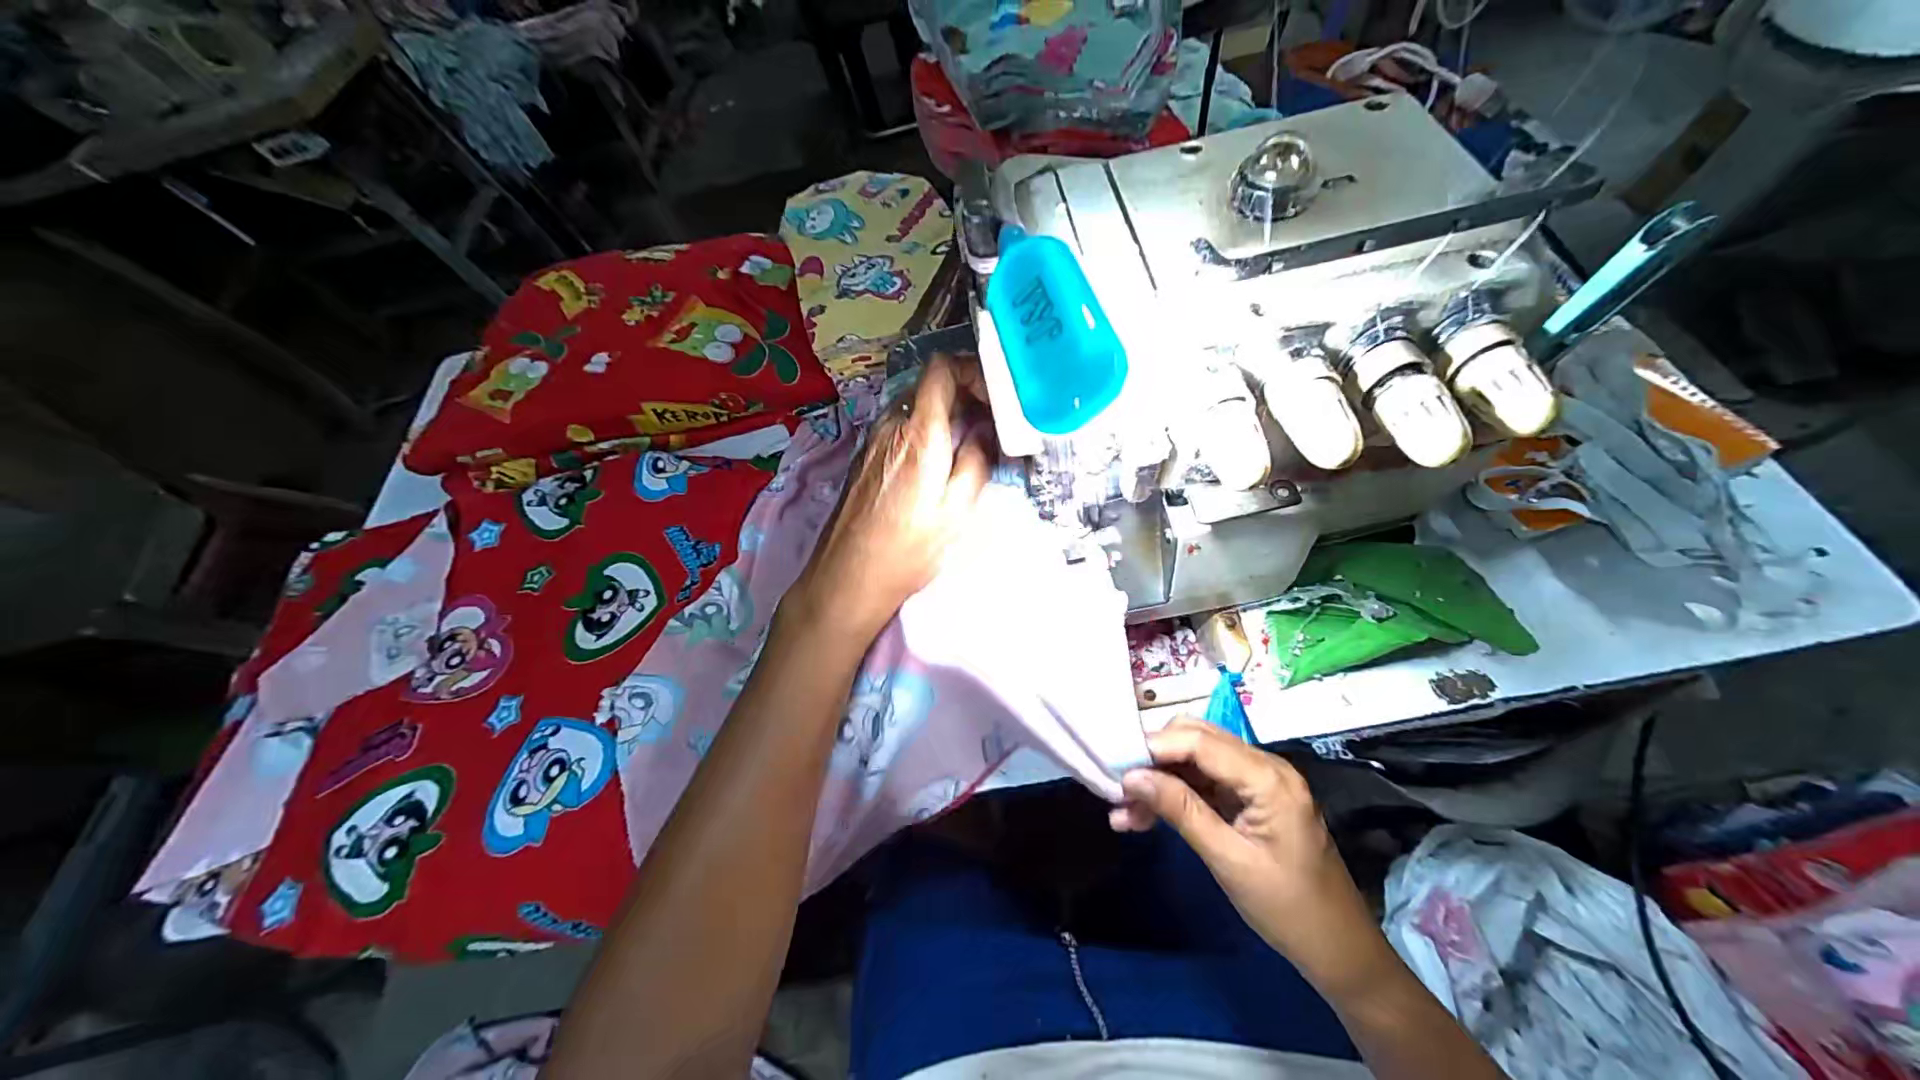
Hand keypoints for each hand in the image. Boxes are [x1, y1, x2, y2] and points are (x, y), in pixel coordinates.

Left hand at [790, 353, 993, 640]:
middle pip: (929, 386)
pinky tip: (937, 464)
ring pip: (915, 408)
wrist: (847, 578)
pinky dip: (924, 432)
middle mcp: (891, 426)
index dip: (972, 369)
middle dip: (964, 395)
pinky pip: (900, 428)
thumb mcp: (957, 511)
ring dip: (944, 416)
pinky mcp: (864, 458)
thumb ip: (976, 462)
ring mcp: (873, 441)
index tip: (993, 396)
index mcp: (919, 434)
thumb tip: (984, 435)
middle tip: (990, 423)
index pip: (942, 368)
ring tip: (967, 447)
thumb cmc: (905, 550)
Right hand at [1110, 719, 1390, 995]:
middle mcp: (1264, 767)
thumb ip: (1180, 811)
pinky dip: (1174, 795)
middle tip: (1117, 790)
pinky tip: (1144, 818)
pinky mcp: (1250, 799)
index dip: (1153, 748)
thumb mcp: (1228, 860)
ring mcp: (1258, 782)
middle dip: (1152, 762)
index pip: (1199, 741)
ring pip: (1194, 761)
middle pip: (1195, 740)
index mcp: (1268, 778)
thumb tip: (1131, 777)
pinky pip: (1204, 783)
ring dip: (1159, 781)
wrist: (1338, 949)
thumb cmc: (1288, 909)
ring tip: (1122, 812)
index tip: (1114, 768)